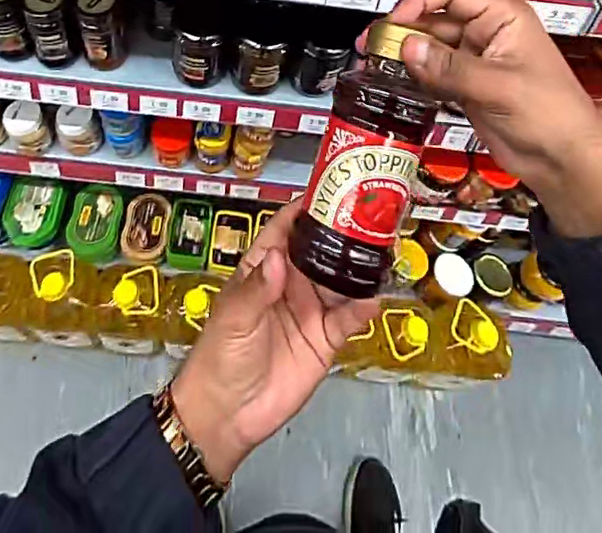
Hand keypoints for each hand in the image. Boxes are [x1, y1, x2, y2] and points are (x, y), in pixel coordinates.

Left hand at [171, 202, 379, 482]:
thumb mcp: (233, 315)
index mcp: (264, 267)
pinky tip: (374, 299)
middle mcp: (291, 282)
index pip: (285, 229)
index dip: (303, 209)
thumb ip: (257, 288)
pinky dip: (362, 309)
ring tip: (381, 250)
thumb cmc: (220, 353)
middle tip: (367, 216)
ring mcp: (310, 309)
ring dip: (357, 267)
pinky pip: (347, 319)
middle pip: (319, 250)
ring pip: (339, 280)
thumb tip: (278, 258)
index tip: (326, 189)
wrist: (228, 412)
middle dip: (340, 232)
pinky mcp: (324, 339)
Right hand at [384, 0, 601, 237]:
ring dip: (401, 53)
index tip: (393, 23)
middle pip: (434, 19)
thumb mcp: (499, 86)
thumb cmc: (549, 114)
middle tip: (368, 45)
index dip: (418, 2)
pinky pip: (431, 72)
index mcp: (502, 17)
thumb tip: (405, 48)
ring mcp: (474, 60)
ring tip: (371, 62)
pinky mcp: (465, 86)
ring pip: (429, 46)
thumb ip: (450, 67)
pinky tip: (390, 80)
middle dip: (401, 29)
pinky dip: (411, 74)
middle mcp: (485, 32)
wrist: (566, 164)